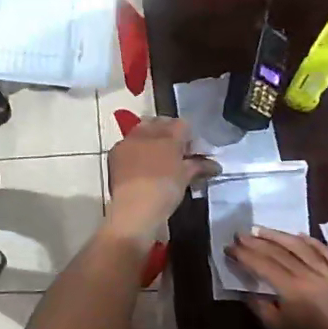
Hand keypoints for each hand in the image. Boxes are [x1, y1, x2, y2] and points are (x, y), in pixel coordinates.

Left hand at [103, 117, 218, 240]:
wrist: (134, 205)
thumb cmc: (165, 189)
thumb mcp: (186, 176)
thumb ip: (199, 166)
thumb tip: (213, 166)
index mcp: (168, 136)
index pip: (181, 124)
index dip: (187, 136)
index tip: (190, 150)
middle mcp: (146, 134)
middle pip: (158, 123)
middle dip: (166, 133)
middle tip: (173, 150)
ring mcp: (127, 142)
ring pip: (140, 131)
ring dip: (149, 139)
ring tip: (155, 157)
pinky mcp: (114, 153)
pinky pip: (126, 144)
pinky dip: (134, 149)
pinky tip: (139, 164)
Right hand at [225, 227, 327, 328]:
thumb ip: (259, 305)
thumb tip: (248, 289)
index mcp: (294, 291)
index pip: (263, 264)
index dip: (243, 255)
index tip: (227, 248)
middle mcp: (313, 278)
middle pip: (281, 253)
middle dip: (257, 242)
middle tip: (238, 235)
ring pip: (304, 248)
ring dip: (280, 236)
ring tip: (262, 230)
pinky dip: (313, 243)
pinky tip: (300, 236)